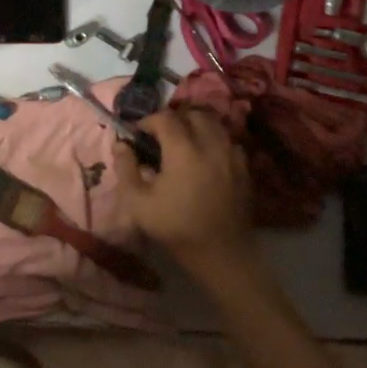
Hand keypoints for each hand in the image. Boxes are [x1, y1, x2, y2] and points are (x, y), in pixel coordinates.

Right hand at [111, 108, 254, 274]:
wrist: (220, 253)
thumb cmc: (174, 226)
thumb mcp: (137, 201)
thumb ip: (126, 168)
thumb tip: (121, 144)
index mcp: (183, 151)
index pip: (165, 118)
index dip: (148, 121)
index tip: (137, 133)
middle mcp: (211, 146)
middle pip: (194, 114)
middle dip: (174, 119)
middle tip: (161, 135)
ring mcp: (232, 157)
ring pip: (215, 125)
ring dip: (196, 127)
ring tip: (183, 143)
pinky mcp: (244, 169)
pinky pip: (229, 143)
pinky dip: (215, 142)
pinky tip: (205, 158)